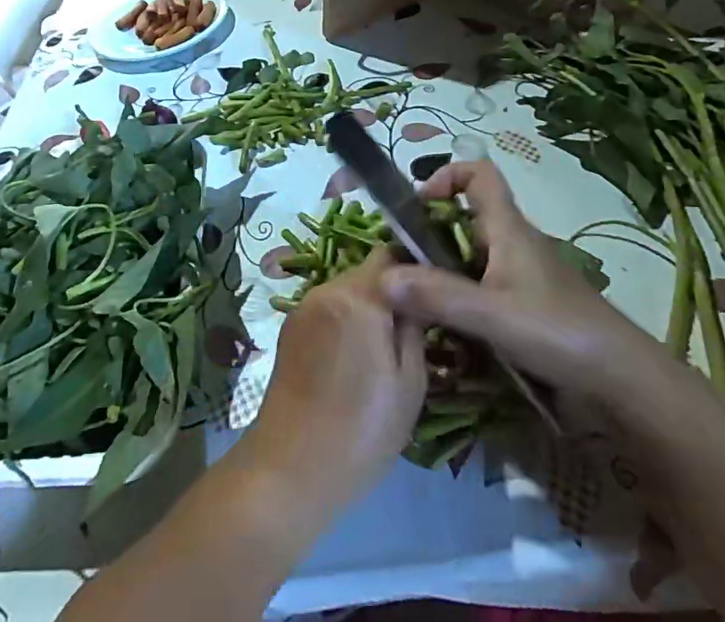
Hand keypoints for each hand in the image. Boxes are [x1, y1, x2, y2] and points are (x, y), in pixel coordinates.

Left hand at [239, 253, 426, 512]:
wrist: (290, 469)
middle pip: (367, 273)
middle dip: (392, 292)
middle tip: (415, 329)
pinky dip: (345, 323)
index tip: (435, 294)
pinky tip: (356, 360)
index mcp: (357, 297)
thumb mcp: (410, 382)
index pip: (391, 254)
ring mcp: (302, 309)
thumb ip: (415, 328)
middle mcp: (325, 291)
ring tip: (386, 350)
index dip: (415, 269)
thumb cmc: (362, 430)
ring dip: (367, 309)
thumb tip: (417, 299)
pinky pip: (328, 312)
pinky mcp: (289, 331)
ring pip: (346, 293)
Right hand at [380, 160, 635, 395]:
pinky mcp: (522, 307)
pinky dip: (455, 298)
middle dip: (428, 234)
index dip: (445, 175)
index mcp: (509, 230)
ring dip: (438, 271)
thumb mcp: (493, 314)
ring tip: (410, 301)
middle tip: (398, 265)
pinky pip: (478, 288)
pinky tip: (440, 328)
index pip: (478, 174)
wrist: (621, 379)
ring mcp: (519, 277)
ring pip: (468, 257)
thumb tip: (381, 277)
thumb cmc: (560, 333)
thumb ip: (438, 296)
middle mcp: (513, 245)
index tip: (416, 206)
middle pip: (464, 218)